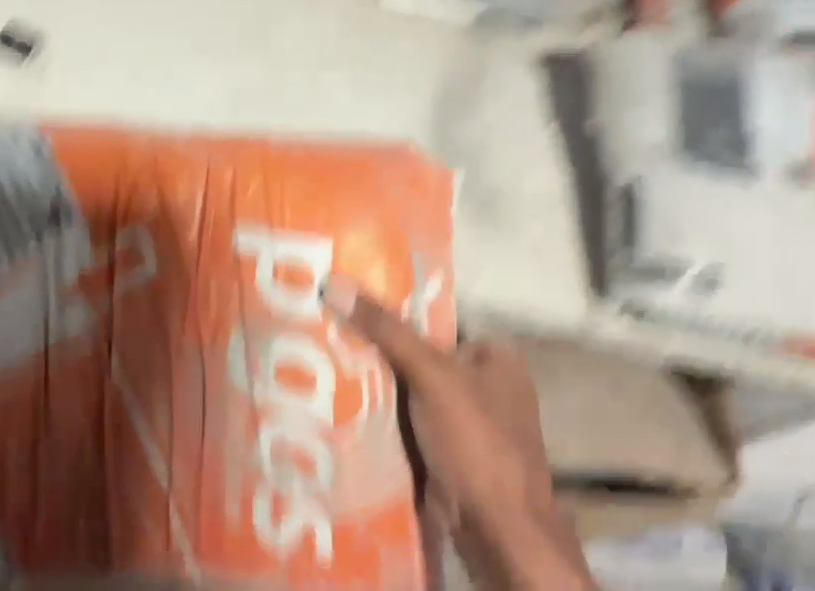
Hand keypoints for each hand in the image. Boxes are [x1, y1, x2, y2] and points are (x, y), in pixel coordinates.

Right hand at [320, 277, 594, 589]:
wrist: (497, 531)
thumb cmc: (476, 442)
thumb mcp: (431, 374)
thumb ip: (385, 329)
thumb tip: (332, 282)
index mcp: (495, 356)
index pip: (435, 316)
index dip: (392, 304)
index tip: (344, 295)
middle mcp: (482, 382)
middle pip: (416, 351)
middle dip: (374, 344)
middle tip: (322, 324)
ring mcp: (462, 420)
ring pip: (405, 387)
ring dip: (370, 380)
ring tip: (317, 358)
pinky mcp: (442, 449)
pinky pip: (402, 419)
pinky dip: (375, 412)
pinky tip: (336, 399)